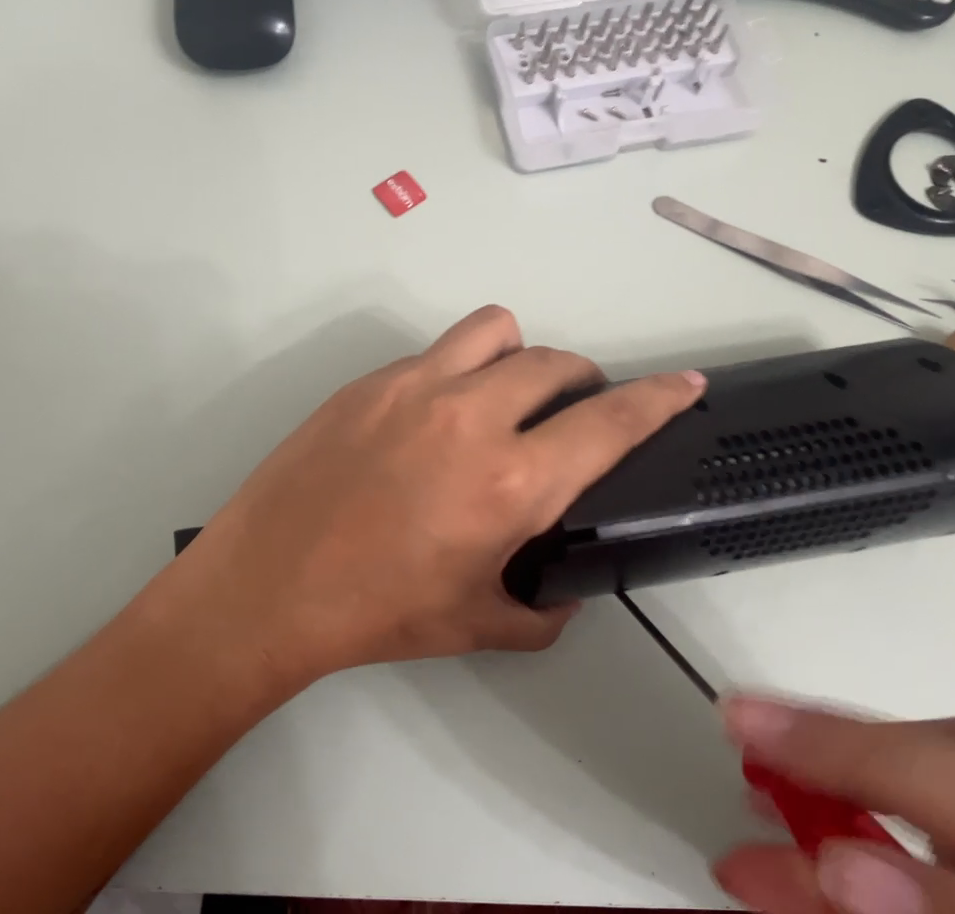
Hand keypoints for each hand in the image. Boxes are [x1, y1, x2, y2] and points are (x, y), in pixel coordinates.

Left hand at [171, 305, 703, 683]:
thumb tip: (562, 595)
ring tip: (505, 395)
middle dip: (584, 382)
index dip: (659, 398)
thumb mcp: (475, 625)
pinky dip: (456, 372)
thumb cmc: (375, 612)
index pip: (611, 421)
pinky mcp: (367, 382)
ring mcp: (413, 387)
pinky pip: (434, 353)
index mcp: (512, 481)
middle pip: (556, 362)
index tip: (685, 383)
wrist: (268, 586)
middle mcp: (471, 416)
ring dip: (518, 356)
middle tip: (572, 415)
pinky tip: (432, 420)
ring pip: (495, 329)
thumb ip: (541, 612)